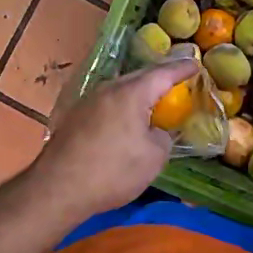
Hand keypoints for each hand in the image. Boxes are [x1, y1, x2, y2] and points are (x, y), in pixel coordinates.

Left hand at [30, 58, 200, 219]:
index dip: (181, 69)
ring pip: (120, 89)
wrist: (58, 188)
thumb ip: (162, 137)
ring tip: (152, 100)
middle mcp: (108, 89)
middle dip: (158, 78)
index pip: (163, 73)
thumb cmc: (112, 171)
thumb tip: (155, 131)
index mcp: (131, 93)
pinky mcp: (74, 116)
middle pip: (139, 77)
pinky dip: (121, 106)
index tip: (195, 64)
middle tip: (175, 81)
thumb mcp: (153, 158)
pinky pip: (106, 103)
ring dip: (138, 93)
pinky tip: (125, 119)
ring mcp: (88, 101)